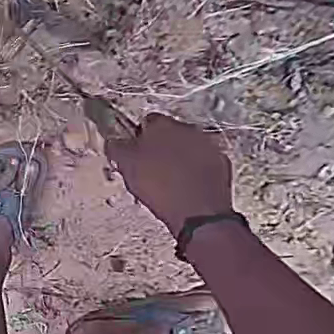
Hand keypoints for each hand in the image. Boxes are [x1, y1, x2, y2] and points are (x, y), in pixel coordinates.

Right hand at [105, 112, 234, 232]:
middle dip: (159, 147)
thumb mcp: (127, 167)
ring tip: (166, 180)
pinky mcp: (220, 164)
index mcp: (163, 126)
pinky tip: (183, 185)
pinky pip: (203, 162)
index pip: (147, 121)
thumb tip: (113, 142)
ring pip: (187, 147)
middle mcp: (188, 131)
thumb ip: (117, 148)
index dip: (137, 136)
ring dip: (178, 158)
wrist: (197, 213)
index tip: (133, 149)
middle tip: (148, 167)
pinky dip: (194, 170)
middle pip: (169, 133)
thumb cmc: (163, 189)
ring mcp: (208, 146)